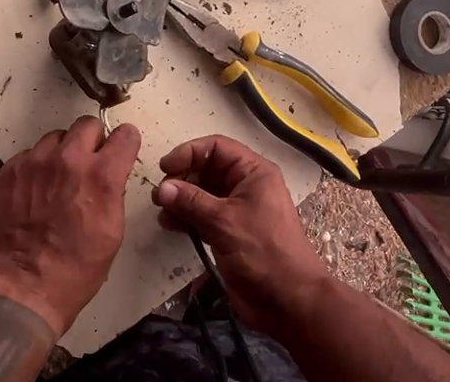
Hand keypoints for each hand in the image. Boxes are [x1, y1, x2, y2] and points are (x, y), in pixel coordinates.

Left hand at [0, 117, 140, 336]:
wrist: (19, 292)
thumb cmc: (73, 271)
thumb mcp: (111, 233)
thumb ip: (113, 192)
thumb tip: (110, 176)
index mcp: (101, 176)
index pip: (125, 134)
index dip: (124, 144)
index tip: (119, 154)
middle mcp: (69, 160)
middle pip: (87, 124)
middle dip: (92, 142)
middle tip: (86, 166)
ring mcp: (35, 163)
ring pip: (55, 137)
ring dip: (61, 153)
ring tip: (55, 181)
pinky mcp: (9, 171)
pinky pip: (28, 155)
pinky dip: (35, 168)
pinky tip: (33, 193)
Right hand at [150, 135, 330, 332]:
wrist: (289, 302)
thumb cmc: (263, 251)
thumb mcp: (225, 222)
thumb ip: (192, 202)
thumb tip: (162, 187)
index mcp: (253, 172)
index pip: (217, 148)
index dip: (190, 152)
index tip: (165, 166)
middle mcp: (245, 186)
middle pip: (208, 169)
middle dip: (183, 177)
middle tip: (160, 193)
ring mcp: (237, 211)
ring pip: (203, 194)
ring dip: (182, 199)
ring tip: (161, 209)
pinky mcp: (229, 234)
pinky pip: (204, 216)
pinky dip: (187, 217)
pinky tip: (169, 224)